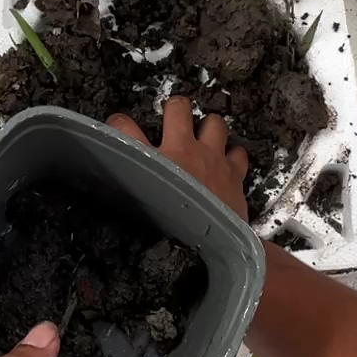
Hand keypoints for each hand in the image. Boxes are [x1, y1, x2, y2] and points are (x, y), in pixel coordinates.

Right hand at [108, 95, 250, 220]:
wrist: (209, 248)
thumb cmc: (171, 233)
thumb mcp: (141, 210)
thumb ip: (134, 193)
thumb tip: (117, 199)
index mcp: (151, 161)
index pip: (124, 127)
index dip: (119, 121)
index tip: (119, 124)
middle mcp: (182, 152)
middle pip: (178, 107)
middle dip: (176, 108)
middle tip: (174, 120)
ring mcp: (212, 158)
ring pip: (214, 121)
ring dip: (209, 128)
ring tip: (205, 138)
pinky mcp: (234, 172)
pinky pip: (238, 151)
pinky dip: (233, 155)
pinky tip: (227, 164)